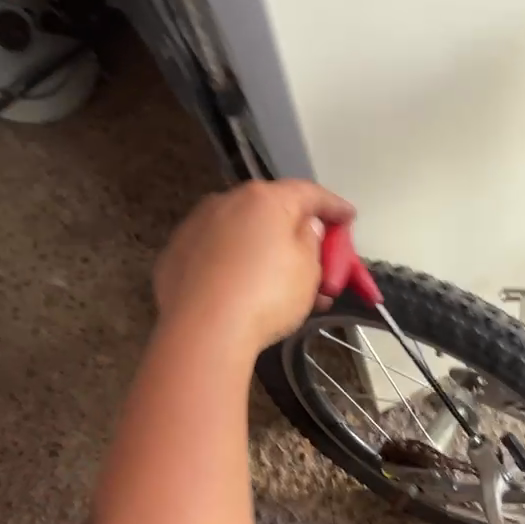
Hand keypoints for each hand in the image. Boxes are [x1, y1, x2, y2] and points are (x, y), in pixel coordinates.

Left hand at [153, 180, 355, 352]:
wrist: (203, 331)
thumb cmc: (266, 296)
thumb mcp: (308, 270)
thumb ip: (311, 241)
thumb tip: (305, 226)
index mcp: (265, 200)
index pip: (308, 192)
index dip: (333, 205)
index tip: (349, 216)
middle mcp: (227, 202)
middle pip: (271, 211)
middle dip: (297, 233)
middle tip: (316, 259)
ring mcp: (196, 226)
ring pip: (242, 232)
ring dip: (266, 251)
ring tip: (283, 285)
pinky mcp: (175, 254)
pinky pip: (218, 253)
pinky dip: (236, 265)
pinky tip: (245, 289)